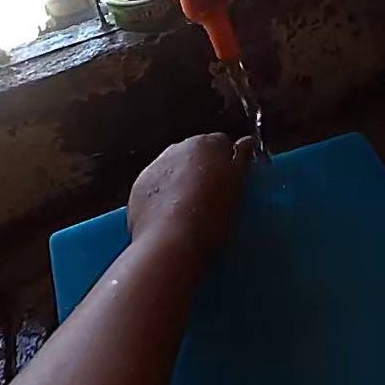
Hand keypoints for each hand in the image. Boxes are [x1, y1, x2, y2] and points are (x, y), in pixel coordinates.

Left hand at [128, 134, 251, 257]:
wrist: (170, 243)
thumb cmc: (212, 214)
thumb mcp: (237, 187)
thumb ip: (242, 160)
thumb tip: (246, 141)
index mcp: (206, 143)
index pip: (222, 143)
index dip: (226, 162)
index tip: (229, 182)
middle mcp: (178, 147)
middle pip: (195, 152)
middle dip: (202, 168)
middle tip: (210, 196)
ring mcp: (155, 166)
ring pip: (174, 168)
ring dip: (181, 179)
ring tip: (188, 209)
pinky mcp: (138, 186)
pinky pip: (156, 184)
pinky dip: (162, 194)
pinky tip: (169, 215)